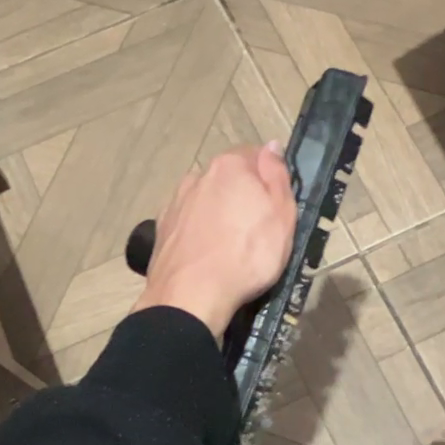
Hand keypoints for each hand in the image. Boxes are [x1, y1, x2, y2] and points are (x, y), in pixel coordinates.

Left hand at [133, 143, 296, 340]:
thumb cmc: (247, 257)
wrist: (190, 297)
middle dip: (242, 197)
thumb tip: (272, 147)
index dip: (269, 180)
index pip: (256, 156)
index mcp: (230, 166)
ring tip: (229, 249)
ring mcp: (175, 202)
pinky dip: (199, 235)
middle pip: (228, 179)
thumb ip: (277, 177)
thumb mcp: (281, 216)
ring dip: (218, 216)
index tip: (276, 207)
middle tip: (257, 232)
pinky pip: (189, 224)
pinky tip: (207, 257)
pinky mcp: (162, 230)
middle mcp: (198, 176)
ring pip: (206, 201)